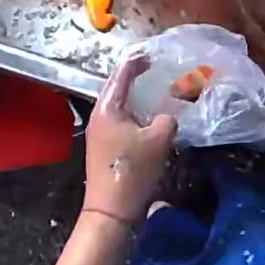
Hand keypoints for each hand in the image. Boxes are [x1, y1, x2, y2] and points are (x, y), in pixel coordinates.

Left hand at [81, 54, 175, 226]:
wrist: (109, 209)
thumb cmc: (132, 170)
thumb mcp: (158, 141)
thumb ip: (166, 120)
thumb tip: (166, 117)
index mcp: (108, 107)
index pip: (122, 74)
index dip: (137, 62)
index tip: (152, 54)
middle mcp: (99, 114)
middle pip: (117, 88)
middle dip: (135, 77)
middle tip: (154, 69)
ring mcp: (98, 131)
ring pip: (119, 105)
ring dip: (135, 97)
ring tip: (154, 91)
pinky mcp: (102, 145)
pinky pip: (119, 119)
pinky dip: (133, 113)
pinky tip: (146, 118)